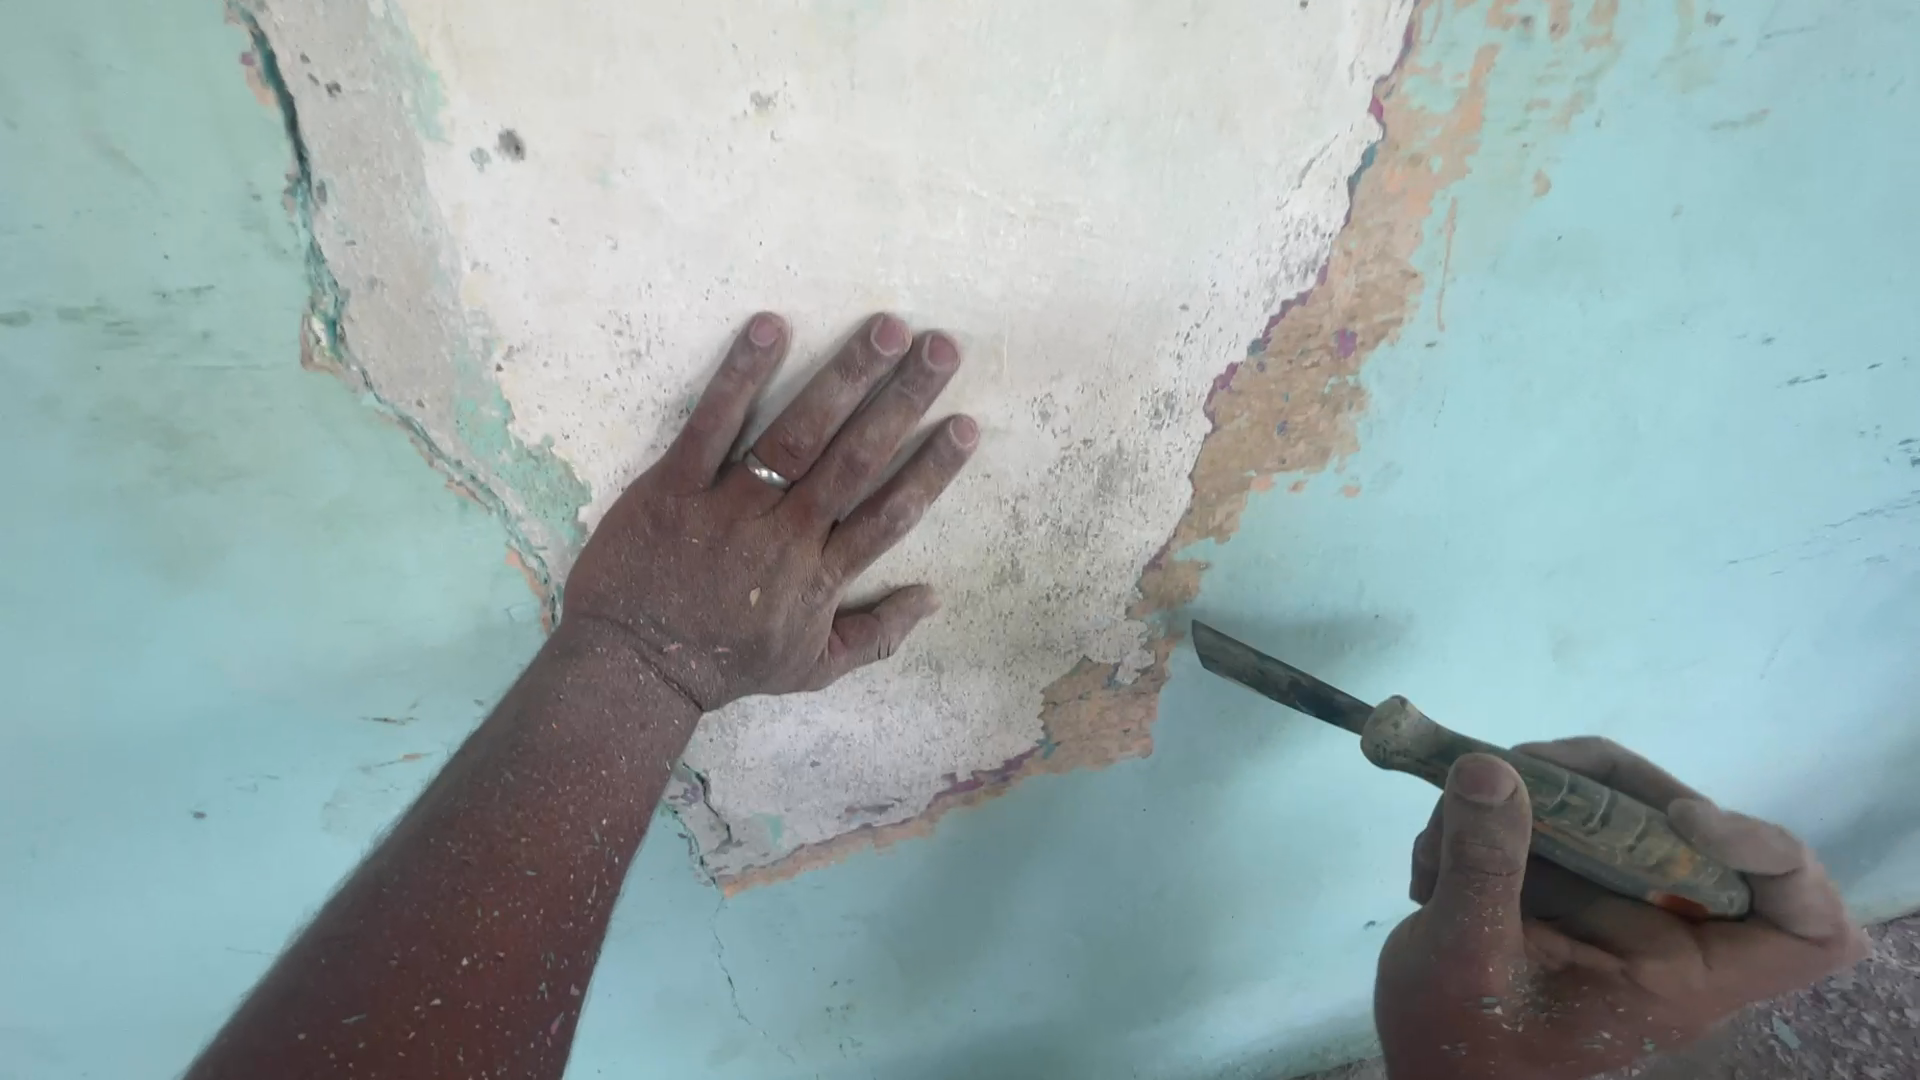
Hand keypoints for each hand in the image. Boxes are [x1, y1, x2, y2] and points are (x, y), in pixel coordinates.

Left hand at [563, 311, 977, 711]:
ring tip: (884, 328)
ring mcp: (730, 506)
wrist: (634, 667)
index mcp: (823, 574)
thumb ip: (879, 635)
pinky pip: (711, 425)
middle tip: (941, 349)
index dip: (933, 468)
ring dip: (844, 379)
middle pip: (857, 459)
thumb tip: (935, 598)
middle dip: (903, 402)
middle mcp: (788, 533)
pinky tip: (772, 326)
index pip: (892, 513)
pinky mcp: (674, 487)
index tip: (967, 425)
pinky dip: (740, 377)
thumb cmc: (729, 664)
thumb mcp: (815, 669)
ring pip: (798, 435)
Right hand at [1374, 739, 1868, 1078]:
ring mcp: (1593, 904)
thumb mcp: (1466, 952)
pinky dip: (1470, 823)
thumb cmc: (1459, 1041)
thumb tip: (1490, 767)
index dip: (1771, 858)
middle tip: (1503, 770)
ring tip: (1433, 852)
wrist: (1422, 1066)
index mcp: (1676, 974)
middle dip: (1592, 784)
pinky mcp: (1543, 887)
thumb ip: (1484, 864)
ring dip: (1503, 807)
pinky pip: (1528, 823)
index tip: (1681, 817)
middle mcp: (1650, 931)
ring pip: (1589, 813)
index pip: (1803, 928)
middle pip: (1675, 830)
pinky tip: (1426, 867)